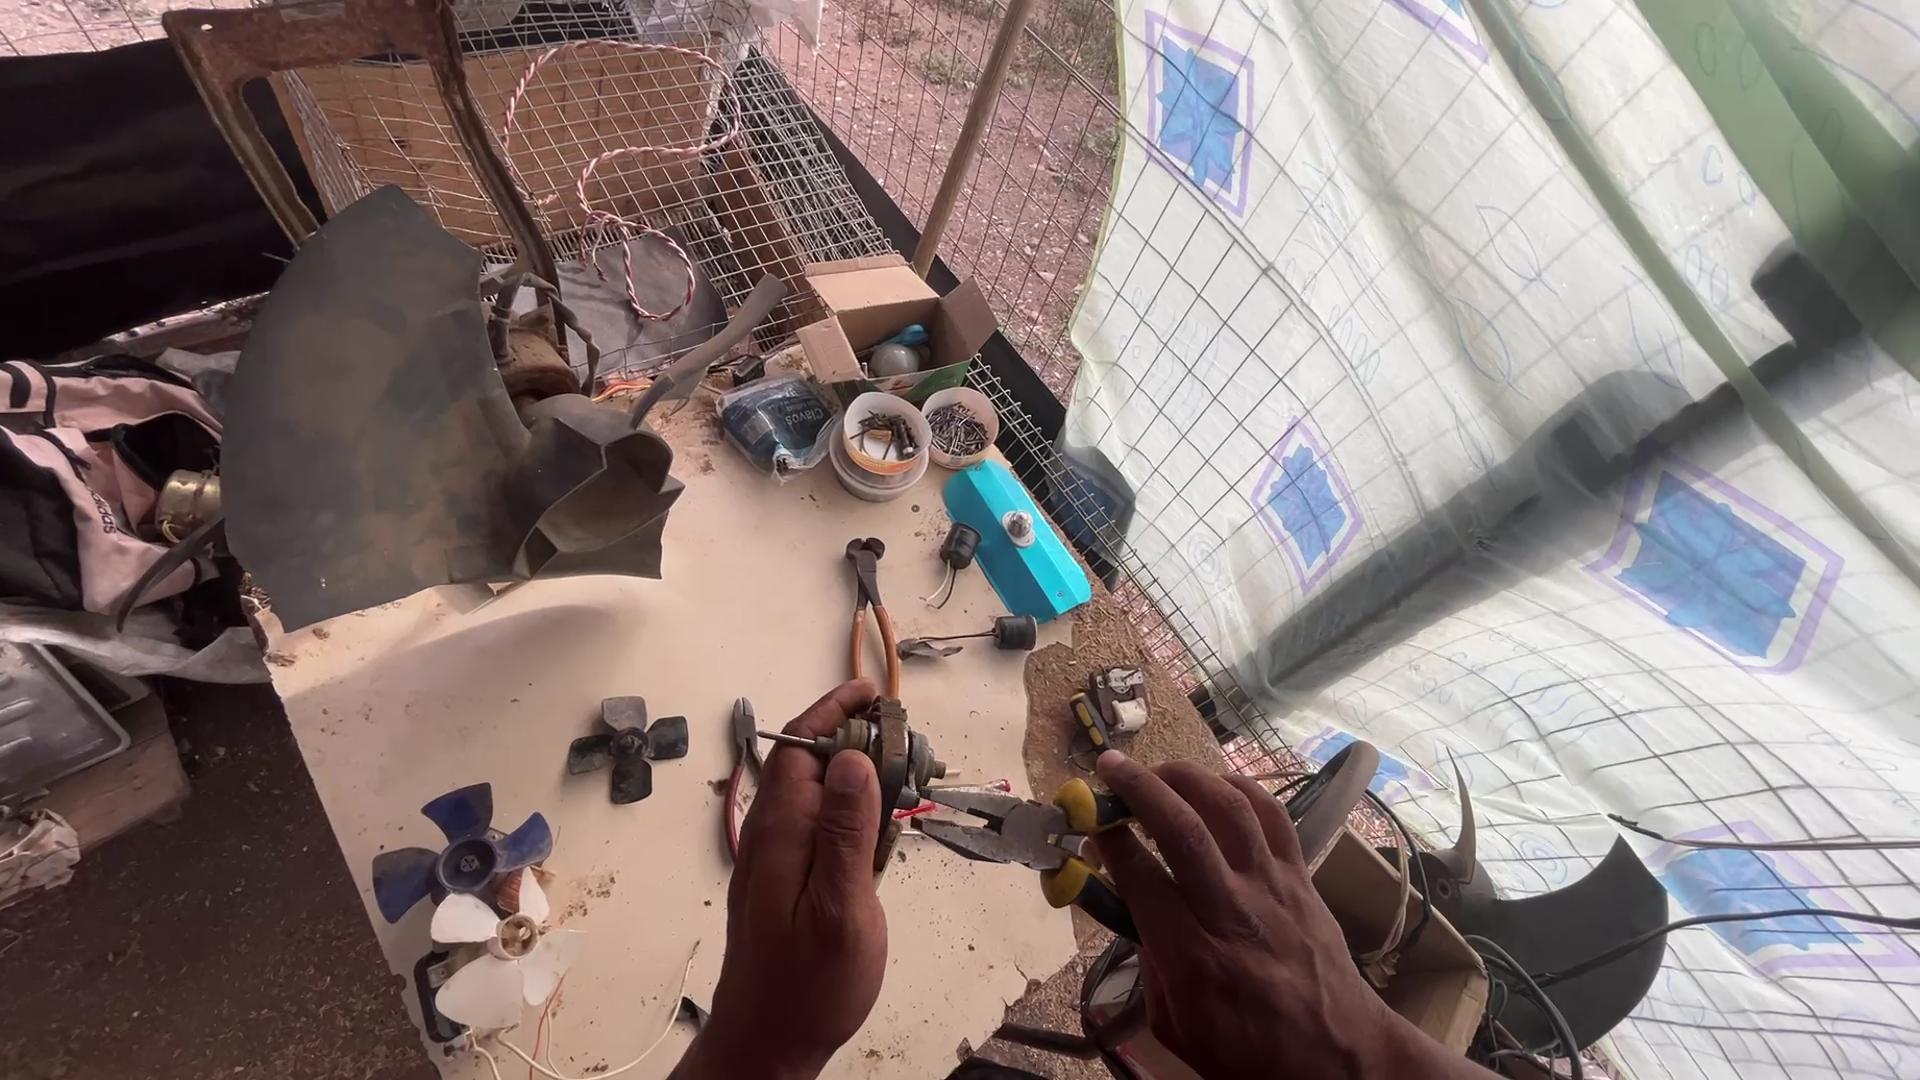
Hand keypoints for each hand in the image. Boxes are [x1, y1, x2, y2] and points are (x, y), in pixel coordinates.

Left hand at [673, 681, 886, 1079]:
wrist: (769, 1046)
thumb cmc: (808, 983)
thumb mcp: (838, 907)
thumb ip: (845, 831)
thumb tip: (853, 757)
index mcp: (782, 828)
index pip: (800, 745)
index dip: (834, 709)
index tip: (875, 693)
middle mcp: (775, 829)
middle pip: (811, 760)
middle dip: (856, 737)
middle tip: (907, 740)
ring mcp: (781, 851)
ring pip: (820, 789)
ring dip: (860, 771)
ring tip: (906, 775)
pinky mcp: (791, 871)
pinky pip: (824, 819)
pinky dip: (856, 806)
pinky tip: (884, 824)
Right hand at [1092, 751, 1485, 1079]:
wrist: (1341, 1060)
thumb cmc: (1247, 1051)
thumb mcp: (1174, 1025)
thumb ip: (1145, 957)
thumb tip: (1128, 897)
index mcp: (1193, 956)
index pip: (1140, 876)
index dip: (1108, 837)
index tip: (1090, 819)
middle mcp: (1232, 910)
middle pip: (1182, 829)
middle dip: (1138, 787)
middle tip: (1110, 766)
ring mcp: (1271, 886)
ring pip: (1229, 807)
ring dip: (1184, 776)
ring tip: (1156, 771)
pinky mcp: (1300, 875)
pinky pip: (1271, 813)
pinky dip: (1237, 786)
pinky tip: (1211, 785)